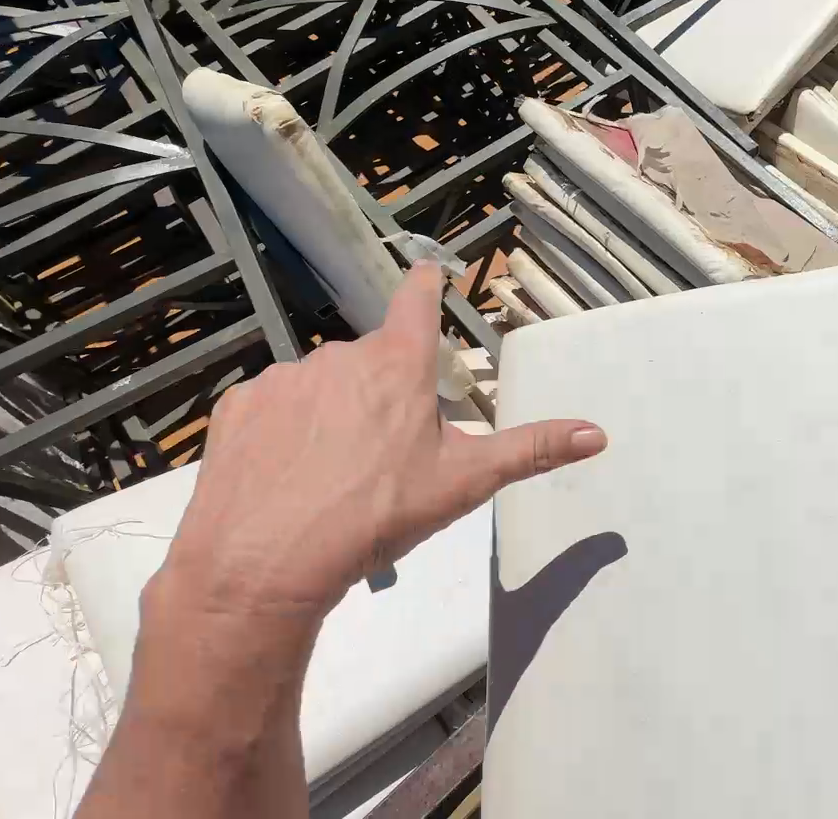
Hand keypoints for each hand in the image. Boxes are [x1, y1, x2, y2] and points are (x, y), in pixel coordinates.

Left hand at [156, 263, 607, 623]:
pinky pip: (277, 403)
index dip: (428, 282)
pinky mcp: (238, 408)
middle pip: (376, 357)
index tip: (431, 269)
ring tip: (336, 467)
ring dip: (339, 406)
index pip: (417, 299)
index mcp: (399, 363)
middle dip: (388, 386)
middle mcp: (342, 355)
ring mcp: (285, 378)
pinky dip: (289, 424)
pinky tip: (289, 468)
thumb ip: (533, 450)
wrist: (260, 567)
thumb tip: (600, 434)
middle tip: (391, 446)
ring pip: (327, 381)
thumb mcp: (466, 481)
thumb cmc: (378, 514)